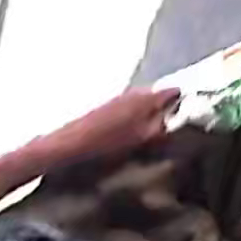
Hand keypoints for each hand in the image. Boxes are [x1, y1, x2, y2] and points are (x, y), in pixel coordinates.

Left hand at [30, 88, 178, 165]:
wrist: (58, 149)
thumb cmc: (105, 144)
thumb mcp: (142, 139)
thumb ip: (165, 127)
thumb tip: (183, 120)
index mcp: (151, 96)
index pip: (177, 92)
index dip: (182, 105)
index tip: (182, 120)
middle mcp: (137, 91)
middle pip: (159, 97)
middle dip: (162, 111)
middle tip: (161, 130)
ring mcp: (118, 99)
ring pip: (142, 104)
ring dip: (144, 116)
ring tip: (141, 136)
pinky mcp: (102, 108)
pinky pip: (126, 110)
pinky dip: (129, 120)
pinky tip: (121, 137)